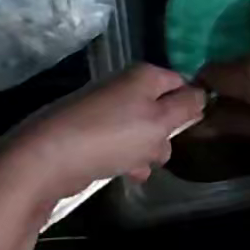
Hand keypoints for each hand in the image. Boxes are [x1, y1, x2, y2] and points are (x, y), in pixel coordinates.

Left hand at [5, 64, 205, 197]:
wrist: (47, 157)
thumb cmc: (112, 136)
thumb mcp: (160, 121)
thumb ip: (186, 106)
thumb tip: (202, 93)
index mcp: (143, 76)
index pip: (180, 82)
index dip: (190, 105)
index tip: (193, 129)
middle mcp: (122, 86)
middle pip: (160, 108)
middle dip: (166, 133)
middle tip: (162, 151)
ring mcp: (102, 109)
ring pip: (140, 129)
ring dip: (148, 150)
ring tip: (143, 167)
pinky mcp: (86, 131)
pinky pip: (119, 142)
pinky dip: (126, 157)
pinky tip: (128, 174)